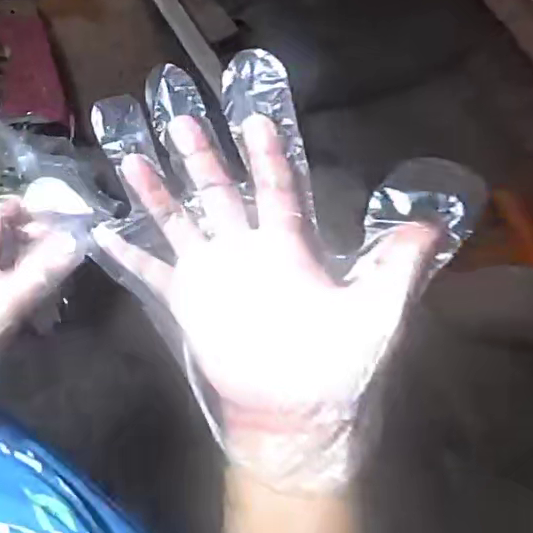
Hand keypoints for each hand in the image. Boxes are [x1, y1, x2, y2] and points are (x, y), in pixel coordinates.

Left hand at [0, 197, 82, 403]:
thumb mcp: (11, 296)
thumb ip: (41, 270)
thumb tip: (73, 241)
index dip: (25, 208)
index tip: (56, 219)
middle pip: (12, 234)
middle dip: (41, 241)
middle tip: (66, 254)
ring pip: (17, 259)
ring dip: (40, 269)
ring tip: (60, 288)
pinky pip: (16, 284)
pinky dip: (33, 291)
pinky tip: (45, 315)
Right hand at [95, 114, 442, 488]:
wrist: (293, 412)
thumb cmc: (337, 364)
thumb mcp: (375, 315)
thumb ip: (393, 268)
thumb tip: (429, 224)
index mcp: (285, 247)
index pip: (275, 190)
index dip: (266, 157)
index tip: (254, 121)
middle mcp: (242, 249)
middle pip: (216, 193)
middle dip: (200, 157)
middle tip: (181, 120)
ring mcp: (208, 271)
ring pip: (176, 221)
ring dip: (155, 192)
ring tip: (131, 159)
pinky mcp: (183, 297)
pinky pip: (149, 270)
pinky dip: (126, 254)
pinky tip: (102, 233)